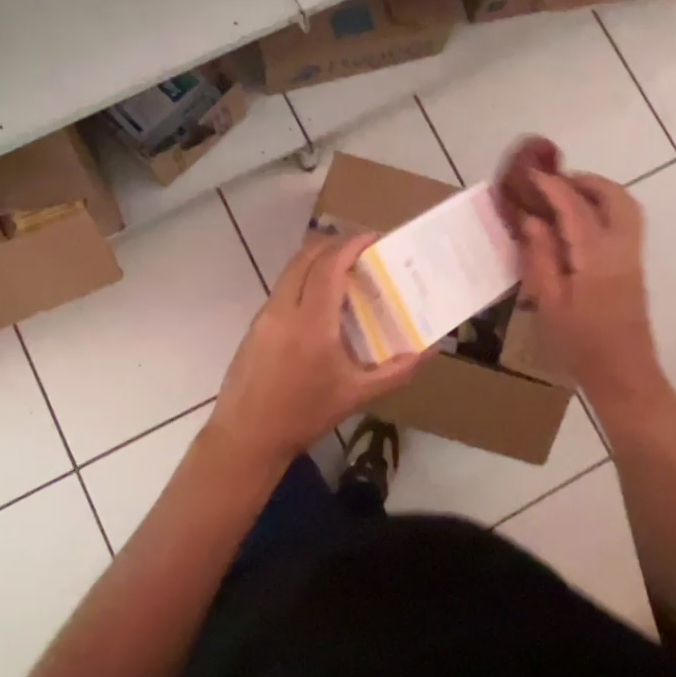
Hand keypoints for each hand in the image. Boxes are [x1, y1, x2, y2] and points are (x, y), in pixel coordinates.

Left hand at [205, 234, 423, 468]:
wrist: (246, 437)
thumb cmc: (304, 416)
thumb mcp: (356, 395)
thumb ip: (396, 371)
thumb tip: (429, 350)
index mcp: (312, 325)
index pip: (329, 266)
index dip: (351, 245)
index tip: (374, 238)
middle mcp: (285, 310)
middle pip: (306, 257)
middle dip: (334, 244)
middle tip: (362, 251)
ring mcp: (265, 316)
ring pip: (291, 271)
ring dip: (318, 261)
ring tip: (346, 272)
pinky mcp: (255, 325)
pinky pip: (283, 289)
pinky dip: (304, 281)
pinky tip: (322, 303)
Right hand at [518, 171, 663, 399]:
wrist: (624, 375)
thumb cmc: (581, 345)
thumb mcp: (550, 303)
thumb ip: (541, 257)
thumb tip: (532, 220)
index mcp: (597, 256)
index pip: (575, 207)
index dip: (552, 186)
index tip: (530, 173)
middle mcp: (621, 248)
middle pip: (614, 197)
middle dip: (585, 181)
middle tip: (553, 183)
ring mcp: (632, 256)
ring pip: (625, 207)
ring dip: (598, 193)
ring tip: (565, 197)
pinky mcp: (634, 267)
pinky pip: (625, 222)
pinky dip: (604, 209)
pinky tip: (578, 223)